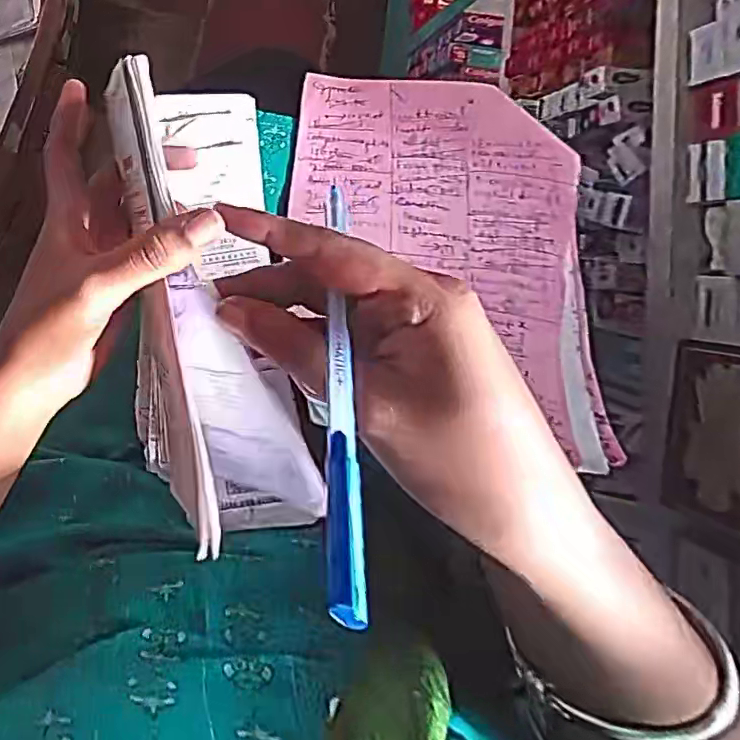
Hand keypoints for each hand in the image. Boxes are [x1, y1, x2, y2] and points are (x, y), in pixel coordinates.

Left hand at [0, 79, 224, 415]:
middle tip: (190, 159)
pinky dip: (172, 246)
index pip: (65, 156)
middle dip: (148, 164)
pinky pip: (150, 255)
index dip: (70, 120)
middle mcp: (85, 233)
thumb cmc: (43, 329)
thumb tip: (203, 220)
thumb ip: (149, 253)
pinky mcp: (119, 289)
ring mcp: (103, 261)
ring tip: (204, 198)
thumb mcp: (97, 284)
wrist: (33, 383)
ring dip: (165, 206)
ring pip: (138, 219)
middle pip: (116, 183)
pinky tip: (196, 247)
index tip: (79, 87)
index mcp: (67, 220)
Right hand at [211, 205, 593, 566]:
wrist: (527, 522)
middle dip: (268, 285)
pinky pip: (345, 334)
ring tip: (233, 325)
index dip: (269, 231)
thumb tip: (233, 310)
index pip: (330, 249)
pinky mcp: (406, 353)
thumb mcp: (366, 401)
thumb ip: (295, 348)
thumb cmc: (460, 459)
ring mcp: (411, 326)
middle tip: (211, 299)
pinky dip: (307, 340)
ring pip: (332, 307)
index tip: (221, 216)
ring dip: (284, 315)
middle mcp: (415, 298)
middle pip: (326, 278)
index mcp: (419, 294)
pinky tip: (274, 348)